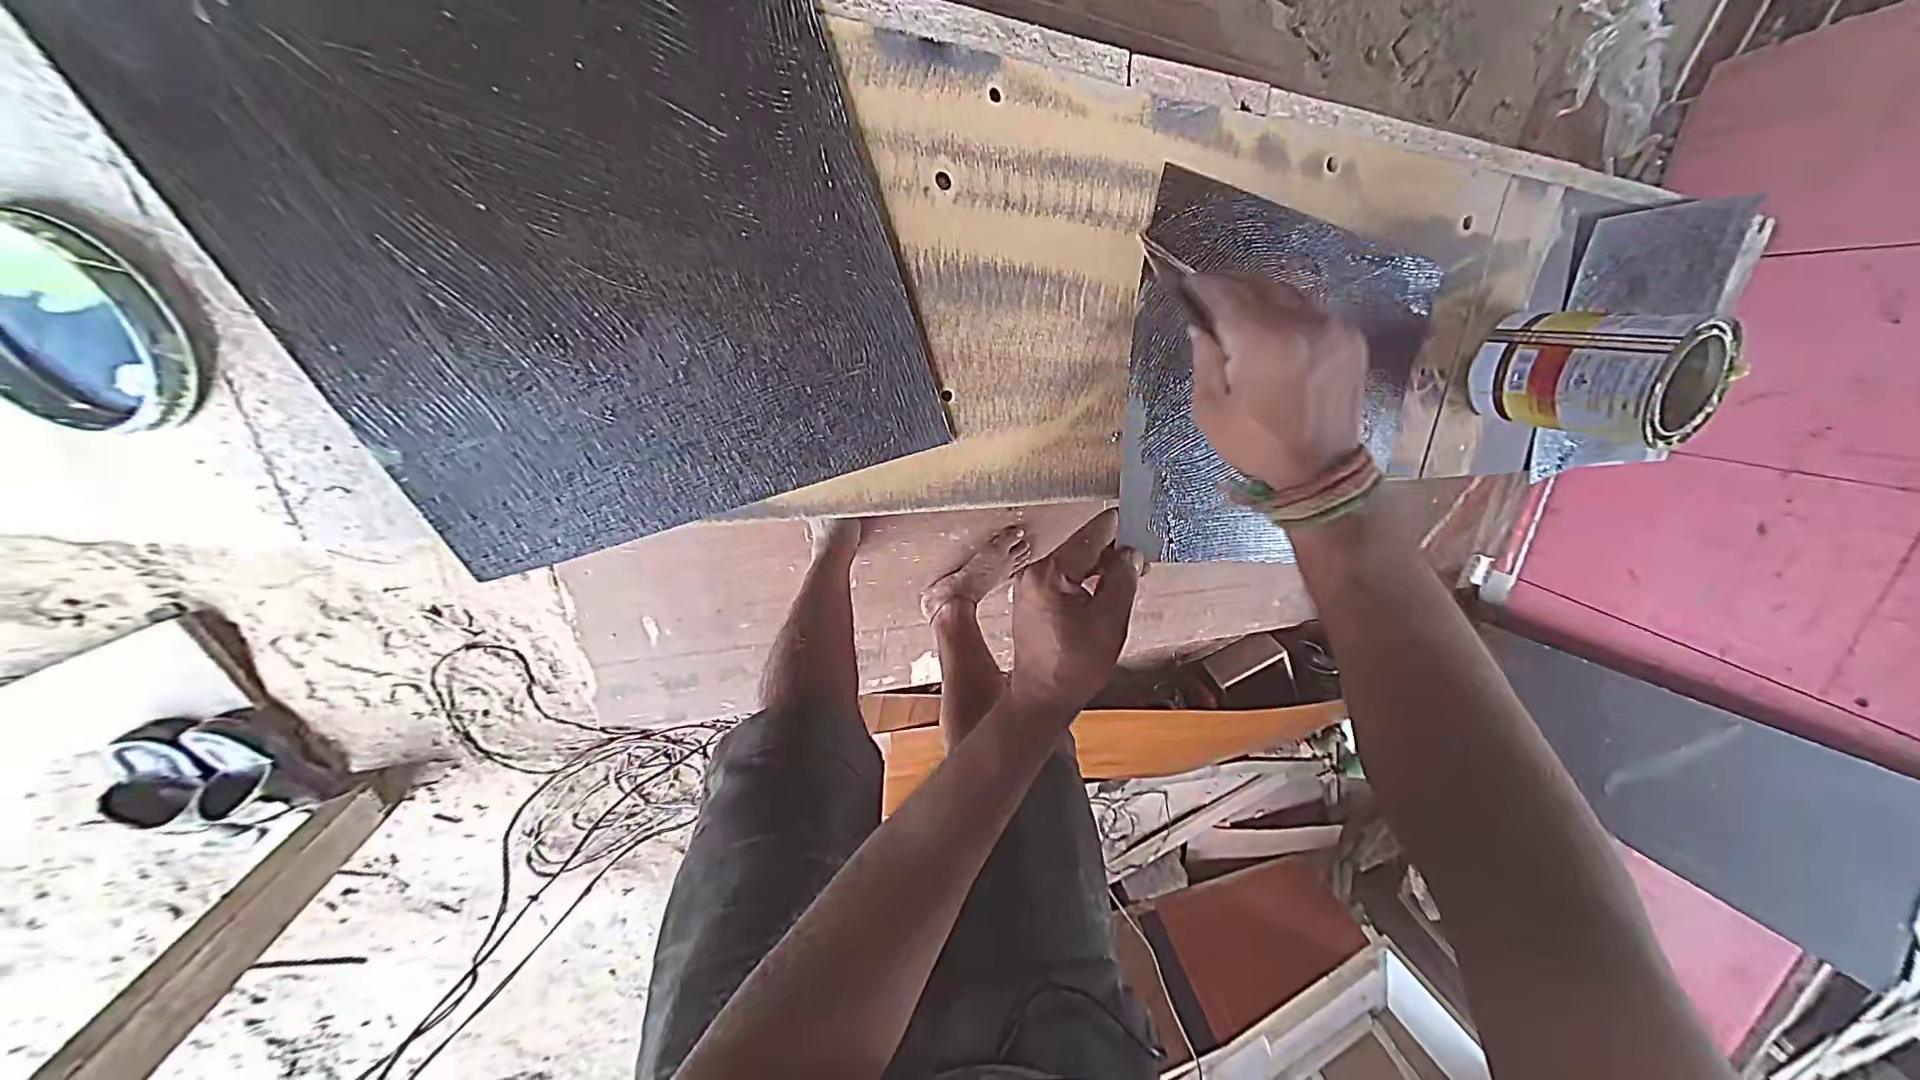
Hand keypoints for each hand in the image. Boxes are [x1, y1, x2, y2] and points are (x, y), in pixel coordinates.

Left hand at [1008, 509, 1140, 719]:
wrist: (1042, 699)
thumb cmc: (1073, 667)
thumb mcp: (1110, 620)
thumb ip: (1121, 579)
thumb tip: (1130, 553)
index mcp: (1048, 575)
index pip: (1088, 537)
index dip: (1116, 527)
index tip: (1134, 516)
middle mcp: (1032, 575)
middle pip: (1079, 549)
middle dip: (1110, 551)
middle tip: (1140, 558)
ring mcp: (1028, 587)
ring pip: (1072, 564)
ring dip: (1099, 566)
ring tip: (1128, 576)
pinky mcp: (1031, 600)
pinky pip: (1062, 578)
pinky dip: (1085, 579)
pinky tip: (1105, 589)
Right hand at [1185, 274, 1367, 490]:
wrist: (1319, 471)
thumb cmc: (1257, 446)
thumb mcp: (1211, 409)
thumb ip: (1205, 359)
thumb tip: (1200, 325)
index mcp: (1263, 342)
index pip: (1226, 294)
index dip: (1202, 285)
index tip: (1186, 284)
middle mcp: (1302, 323)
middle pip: (1258, 284)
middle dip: (1229, 285)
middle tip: (1206, 294)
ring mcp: (1331, 327)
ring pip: (1287, 291)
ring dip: (1258, 294)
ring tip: (1237, 308)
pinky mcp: (1348, 338)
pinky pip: (1310, 310)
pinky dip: (1285, 310)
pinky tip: (1270, 328)